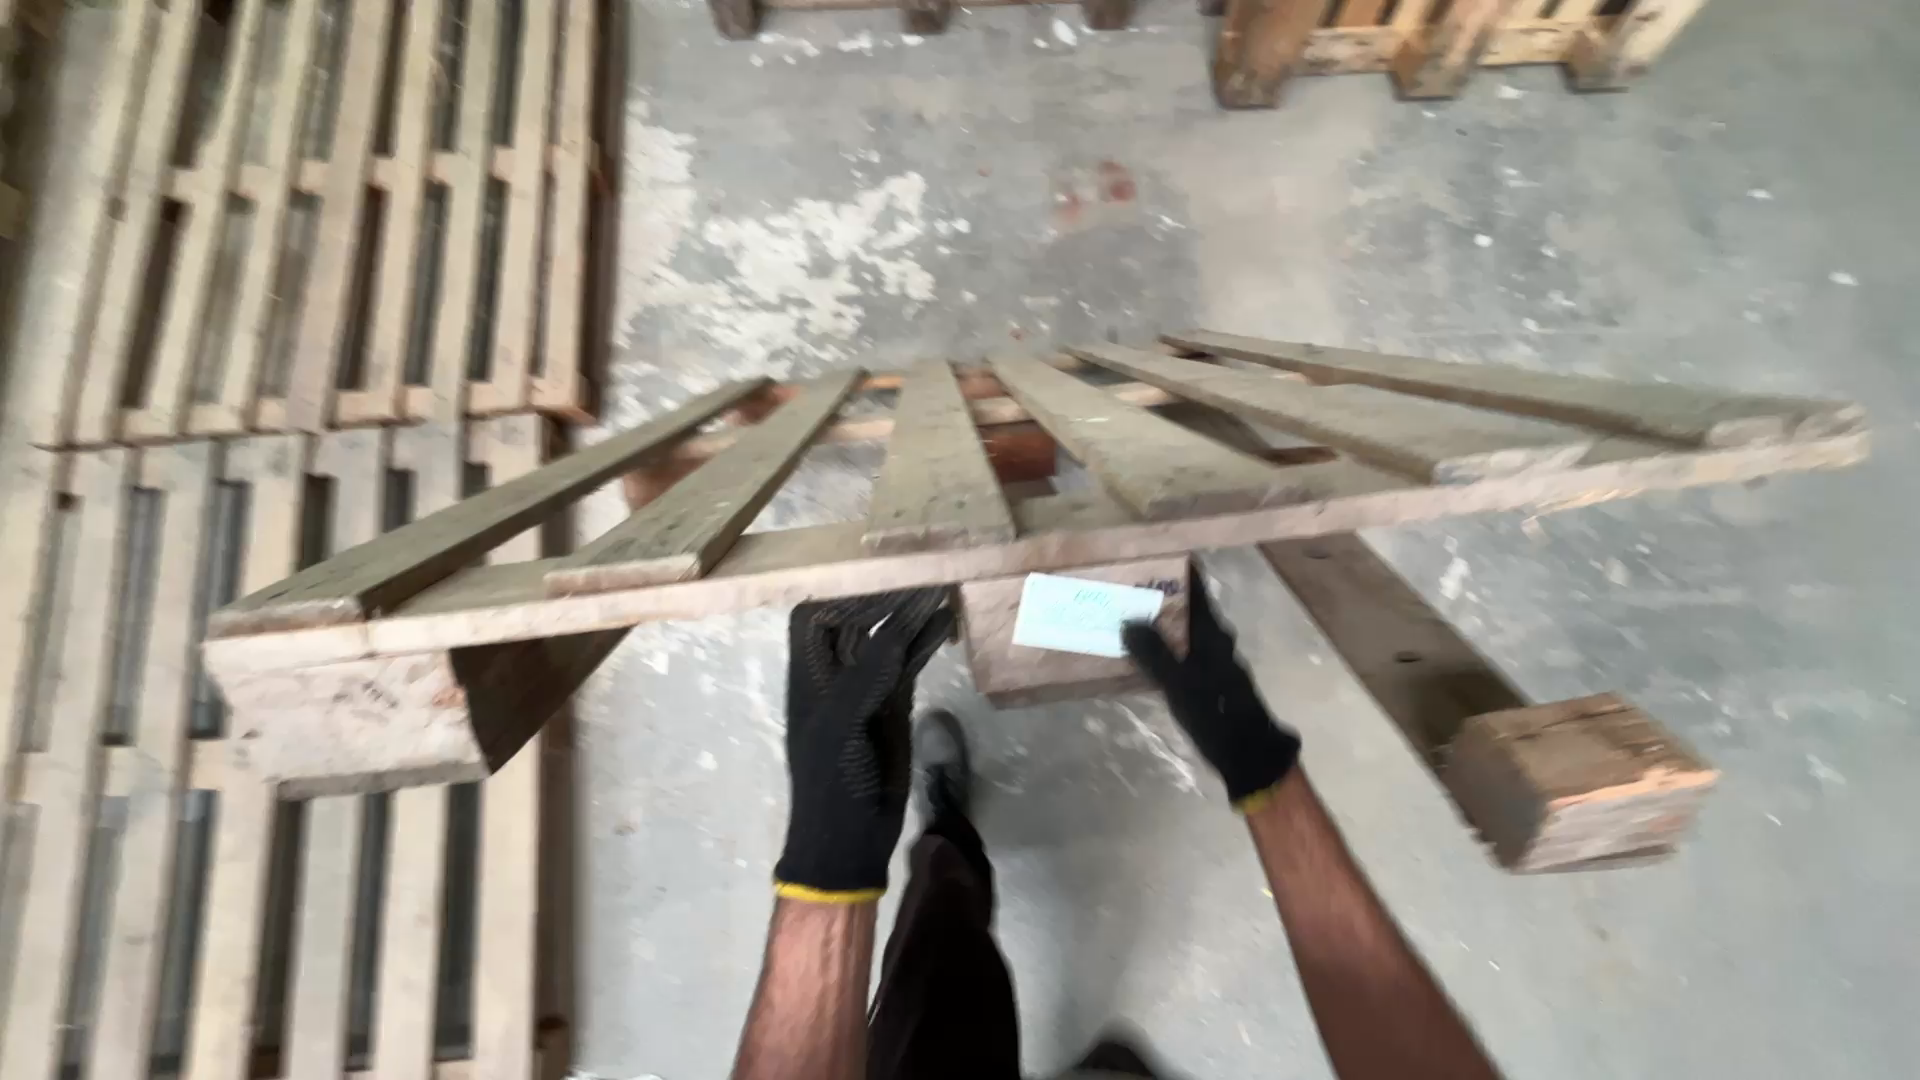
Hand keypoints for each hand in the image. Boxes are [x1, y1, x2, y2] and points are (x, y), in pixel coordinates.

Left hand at [775, 588, 954, 902]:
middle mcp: (836, 670)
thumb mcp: (842, 724)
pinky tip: (948, 620)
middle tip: (925, 579)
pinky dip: (927, 640)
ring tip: (944, 589)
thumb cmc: (831, 778)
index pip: (819, 615)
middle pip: (859, 618)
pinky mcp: (893, 700)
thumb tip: (895, 625)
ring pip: (889, 637)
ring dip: (913, 615)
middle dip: (889, 598)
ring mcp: (867, 684)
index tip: (882, 581)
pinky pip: (910, 661)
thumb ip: (867, 672)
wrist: (850, 833)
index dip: (846, 594)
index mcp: (809, 671)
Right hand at [1124, 565, 1299, 810]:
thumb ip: (1153, 652)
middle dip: (1161, 592)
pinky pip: (1182, 648)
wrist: (1248, 754)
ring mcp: (1214, 659)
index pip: (1195, 587)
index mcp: (1212, 632)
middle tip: (1127, 583)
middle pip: (1188, 605)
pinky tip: (1143, 650)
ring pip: (1184, 628)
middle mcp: (1216, 639)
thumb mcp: (1179, 683)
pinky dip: (1164, 642)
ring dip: (1160, 619)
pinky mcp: (1209, 677)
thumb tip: (1127, 619)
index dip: (1178, 567)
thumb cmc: (1215, 713)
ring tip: (1128, 612)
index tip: (1152, 552)